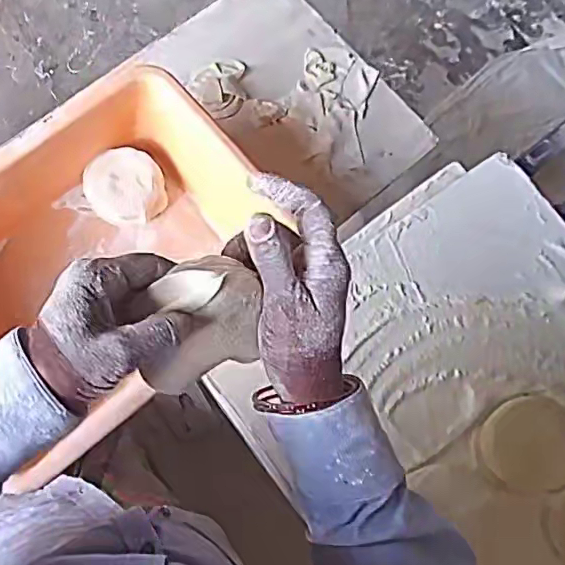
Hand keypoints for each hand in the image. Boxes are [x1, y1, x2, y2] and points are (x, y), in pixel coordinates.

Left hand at [26, 253, 185, 410]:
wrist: (39, 387)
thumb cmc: (68, 367)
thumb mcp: (121, 351)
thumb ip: (158, 333)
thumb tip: (186, 321)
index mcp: (95, 275)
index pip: (149, 264)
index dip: (177, 280)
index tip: (196, 297)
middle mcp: (91, 277)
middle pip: (144, 279)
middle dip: (168, 299)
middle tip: (188, 318)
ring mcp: (90, 294)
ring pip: (138, 295)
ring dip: (156, 312)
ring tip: (175, 330)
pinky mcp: (91, 312)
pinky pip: (127, 309)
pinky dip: (143, 321)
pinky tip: (155, 338)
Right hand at [227, 175, 351, 404]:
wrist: (304, 381)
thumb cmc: (300, 349)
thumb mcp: (282, 301)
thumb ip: (272, 259)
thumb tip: (260, 222)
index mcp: (327, 263)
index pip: (310, 210)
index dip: (283, 191)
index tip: (256, 183)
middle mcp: (320, 264)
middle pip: (291, 224)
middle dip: (260, 228)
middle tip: (238, 242)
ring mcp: (307, 274)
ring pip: (277, 242)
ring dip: (253, 249)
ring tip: (239, 270)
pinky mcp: (294, 285)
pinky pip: (272, 260)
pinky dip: (253, 262)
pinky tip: (244, 278)